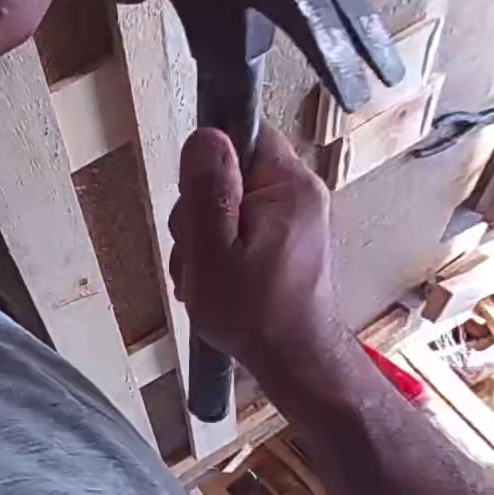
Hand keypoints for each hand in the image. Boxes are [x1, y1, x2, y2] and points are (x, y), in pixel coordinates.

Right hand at [168, 127, 349, 376]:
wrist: (291, 359)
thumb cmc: (253, 313)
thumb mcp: (214, 252)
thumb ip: (208, 193)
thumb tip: (204, 135)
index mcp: (288, 187)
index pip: (243, 137)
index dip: (207, 166)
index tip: (196, 207)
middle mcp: (298, 194)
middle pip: (227, 175)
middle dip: (198, 214)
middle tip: (198, 255)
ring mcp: (292, 218)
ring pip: (226, 206)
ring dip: (202, 240)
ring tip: (205, 276)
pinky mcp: (284, 240)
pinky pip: (238, 229)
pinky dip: (217, 253)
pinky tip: (214, 281)